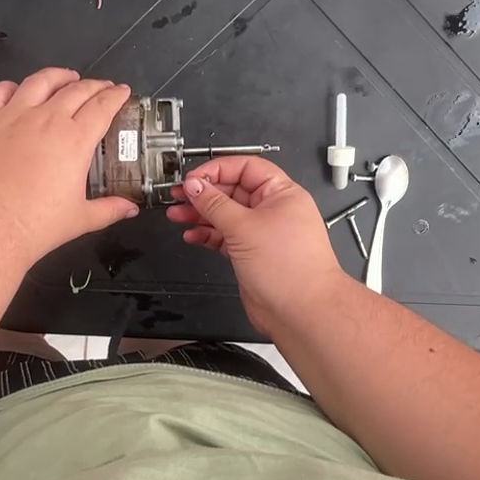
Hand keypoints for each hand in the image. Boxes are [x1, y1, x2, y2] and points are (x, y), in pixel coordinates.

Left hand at [0, 68, 138, 266]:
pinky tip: (17, 89)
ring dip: (57, 75)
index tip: (121, 92)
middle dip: (94, 84)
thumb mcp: (82, 218)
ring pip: (40, 81)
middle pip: (76, 89)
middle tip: (102, 87)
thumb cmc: (33, 222)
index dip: (115, 95)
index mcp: (74, 140)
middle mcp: (46, 120)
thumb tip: (127, 208)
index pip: (102, 105)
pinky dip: (10, 86)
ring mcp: (16, 117)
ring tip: (66, 77)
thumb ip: (110, 209)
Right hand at [165, 156, 345, 333]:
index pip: (245, 168)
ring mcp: (262, 233)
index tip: (194, 179)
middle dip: (204, 193)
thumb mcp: (244, 227)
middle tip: (179, 196)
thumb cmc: (292, 269)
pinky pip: (225, 236)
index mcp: (281, 193)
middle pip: (232, 191)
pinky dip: (207, 235)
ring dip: (200, 214)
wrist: (301, 311)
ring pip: (225, 215)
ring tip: (178, 214)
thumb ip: (215, 204)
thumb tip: (196, 185)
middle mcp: (273, 210)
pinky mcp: (251, 253)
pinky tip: (192, 235)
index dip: (217, 170)